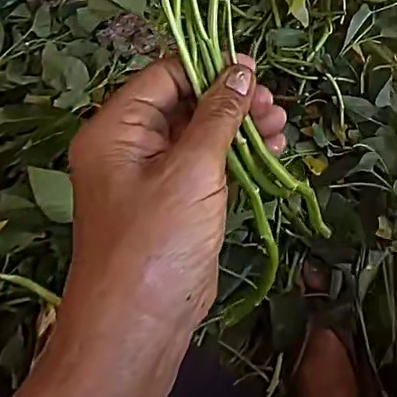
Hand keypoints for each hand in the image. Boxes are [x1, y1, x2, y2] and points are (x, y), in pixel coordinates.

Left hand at [64, 55, 287, 327]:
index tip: (254, 69)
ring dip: (242, 126)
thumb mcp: (191, 168)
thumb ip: (218, 114)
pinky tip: (272, 151)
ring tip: (280, 126)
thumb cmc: (157, 240)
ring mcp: (155, 174)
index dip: (209, 66)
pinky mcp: (177, 199)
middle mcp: (131, 145)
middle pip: (187, 102)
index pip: (165, 76)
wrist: (139, 329)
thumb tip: (242, 70)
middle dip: (232, 100)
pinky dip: (239, 154)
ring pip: (203, 132)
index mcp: (116, 129)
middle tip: (273, 105)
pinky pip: (209, 162)